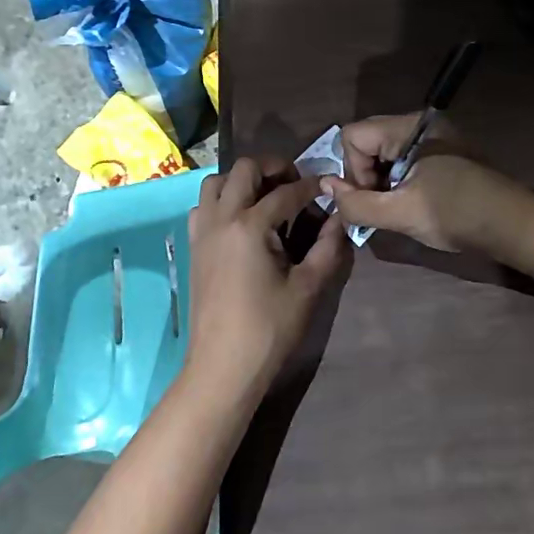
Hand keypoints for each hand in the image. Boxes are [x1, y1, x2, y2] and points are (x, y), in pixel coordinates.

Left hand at [185, 159, 349, 399]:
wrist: (222, 365)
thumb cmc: (268, 329)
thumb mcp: (307, 288)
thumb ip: (327, 248)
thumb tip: (339, 219)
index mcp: (250, 225)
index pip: (286, 192)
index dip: (311, 186)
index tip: (328, 187)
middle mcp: (222, 217)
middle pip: (245, 169)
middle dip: (273, 168)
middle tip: (295, 184)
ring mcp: (202, 230)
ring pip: (217, 182)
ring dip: (242, 180)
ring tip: (265, 197)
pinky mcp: (193, 245)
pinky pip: (203, 206)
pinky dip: (221, 200)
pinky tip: (240, 221)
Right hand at [322, 113, 533, 255]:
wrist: (517, 227)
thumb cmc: (458, 215)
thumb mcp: (402, 214)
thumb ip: (357, 203)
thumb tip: (325, 187)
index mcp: (410, 128)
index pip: (353, 136)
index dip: (353, 170)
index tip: (372, 199)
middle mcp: (419, 124)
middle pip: (366, 142)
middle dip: (365, 177)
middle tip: (384, 208)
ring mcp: (432, 137)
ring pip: (383, 153)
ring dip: (381, 182)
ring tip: (399, 209)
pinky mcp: (442, 153)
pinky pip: (402, 160)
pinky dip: (398, 181)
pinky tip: (412, 204)